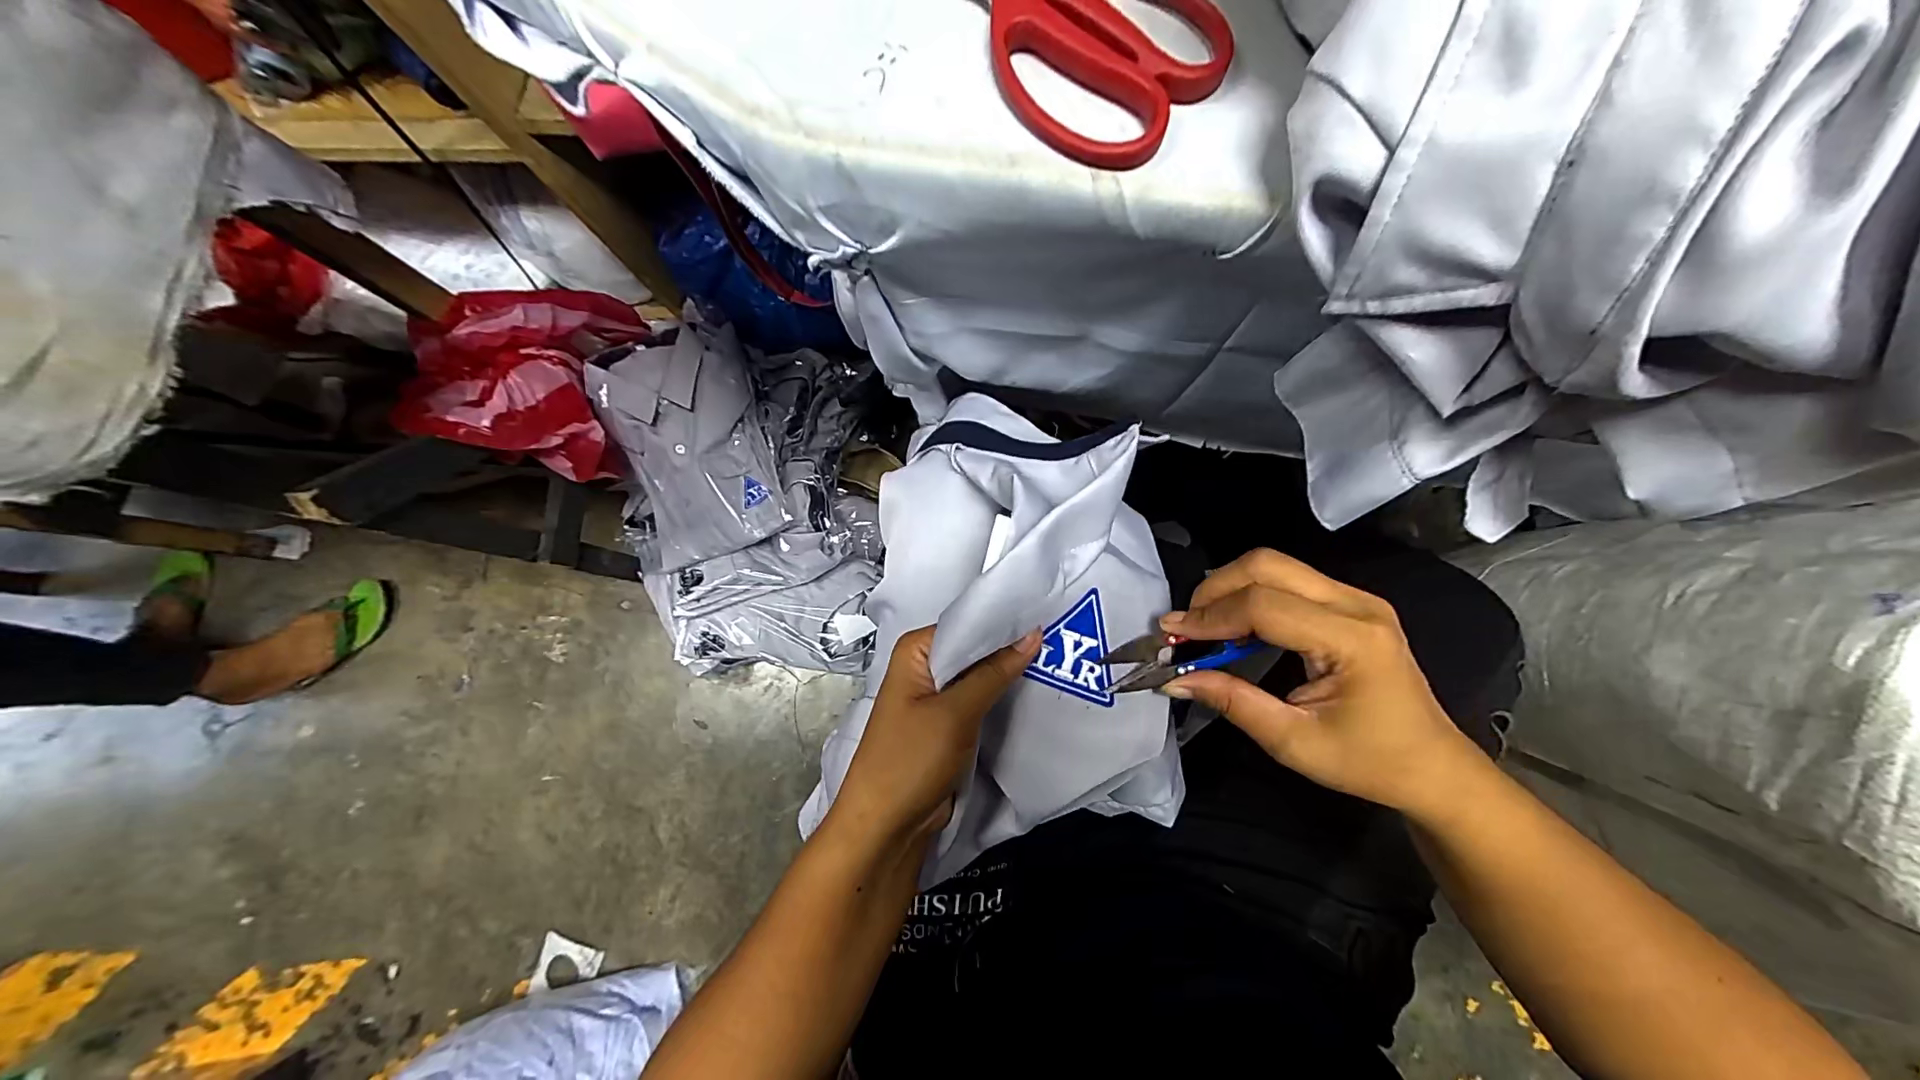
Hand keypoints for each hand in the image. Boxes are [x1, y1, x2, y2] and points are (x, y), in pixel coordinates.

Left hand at [829, 626, 1041, 844]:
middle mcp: (923, 667)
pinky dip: (1001, 701)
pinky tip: (1033, 695)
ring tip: (1057, 664)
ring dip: (1009, 677)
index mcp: (915, 651)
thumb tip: (1032, 634)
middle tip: (1060, 642)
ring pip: (979, 678)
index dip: (1005, 623)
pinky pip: (979, 703)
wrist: (886, 827)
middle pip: (975, 650)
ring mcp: (935, 698)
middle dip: (1011, 649)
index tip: (1048, 619)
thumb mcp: (955, 713)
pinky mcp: (947, 725)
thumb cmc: (909, 761)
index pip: (967, 624)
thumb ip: (994, 673)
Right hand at [1160, 549, 1484, 814]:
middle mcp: (1358, 606)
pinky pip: (1289, 580)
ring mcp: (1358, 599)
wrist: (1433, 767)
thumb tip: (1175, 680)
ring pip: (1276, 566)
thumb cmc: (1369, 762)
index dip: (1211, 616)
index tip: (1173, 636)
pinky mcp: (1351, 604)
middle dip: (1215, 590)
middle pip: (1268, 566)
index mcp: (1353, 640)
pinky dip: (1250, 594)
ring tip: (1203, 626)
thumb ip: (1232, 702)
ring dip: (1230, 588)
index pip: (1265, 606)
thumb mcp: (1293, 741)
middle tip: (1185, 626)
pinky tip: (1234, 625)